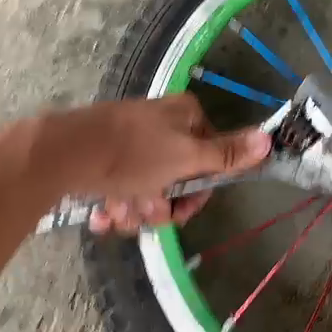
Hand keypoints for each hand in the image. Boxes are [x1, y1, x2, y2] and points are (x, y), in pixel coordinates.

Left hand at [30, 95, 270, 233]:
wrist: (62, 154)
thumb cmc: (131, 155)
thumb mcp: (185, 157)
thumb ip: (226, 154)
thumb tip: (269, 138)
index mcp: (185, 116)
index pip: (209, 160)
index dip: (196, 192)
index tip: (180, 210)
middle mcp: (160, 124)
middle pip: (177, 179)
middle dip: (159, 205)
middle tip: (144, 210)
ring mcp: (130, 140)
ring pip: (147, 190)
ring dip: (135, 210)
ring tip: (115, 212)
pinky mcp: (104, 158)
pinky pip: (121, 190)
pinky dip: (114, 207)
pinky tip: (100, 214)